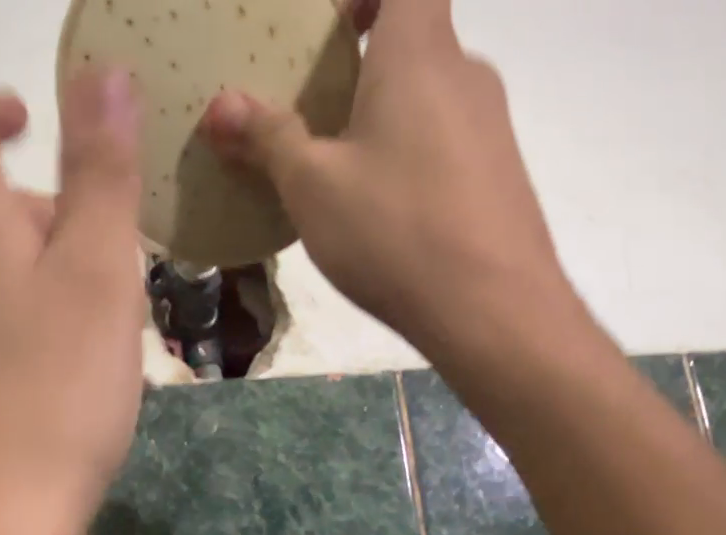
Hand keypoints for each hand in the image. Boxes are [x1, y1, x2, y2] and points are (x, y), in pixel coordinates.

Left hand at [0, 70, 144, 534]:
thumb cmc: (55, 392)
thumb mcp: (97, 276)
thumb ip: (101, 175)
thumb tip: (102, 72)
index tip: (33, 118)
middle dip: (58, 218)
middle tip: (125, 264)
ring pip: (2, 278)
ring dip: (59, 279)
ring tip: (116, 331)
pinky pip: (0, 331)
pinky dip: (43, 329)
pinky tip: (81, 383)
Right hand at [202, 0, 573, 358]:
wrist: (495, 313)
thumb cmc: (396, 232)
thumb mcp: (314, 187)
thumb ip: (268, 138)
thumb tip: (221, 106)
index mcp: (421, 53)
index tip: (333, 28)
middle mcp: (468, 76)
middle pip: (416, 43)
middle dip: (364, 67)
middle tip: (317, 111)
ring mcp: (494, 130)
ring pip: (432, 101)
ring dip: (387, 121)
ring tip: (343, 175)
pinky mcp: (504, 180)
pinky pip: (450, 146)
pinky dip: (414, 160)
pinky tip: (387, 217)